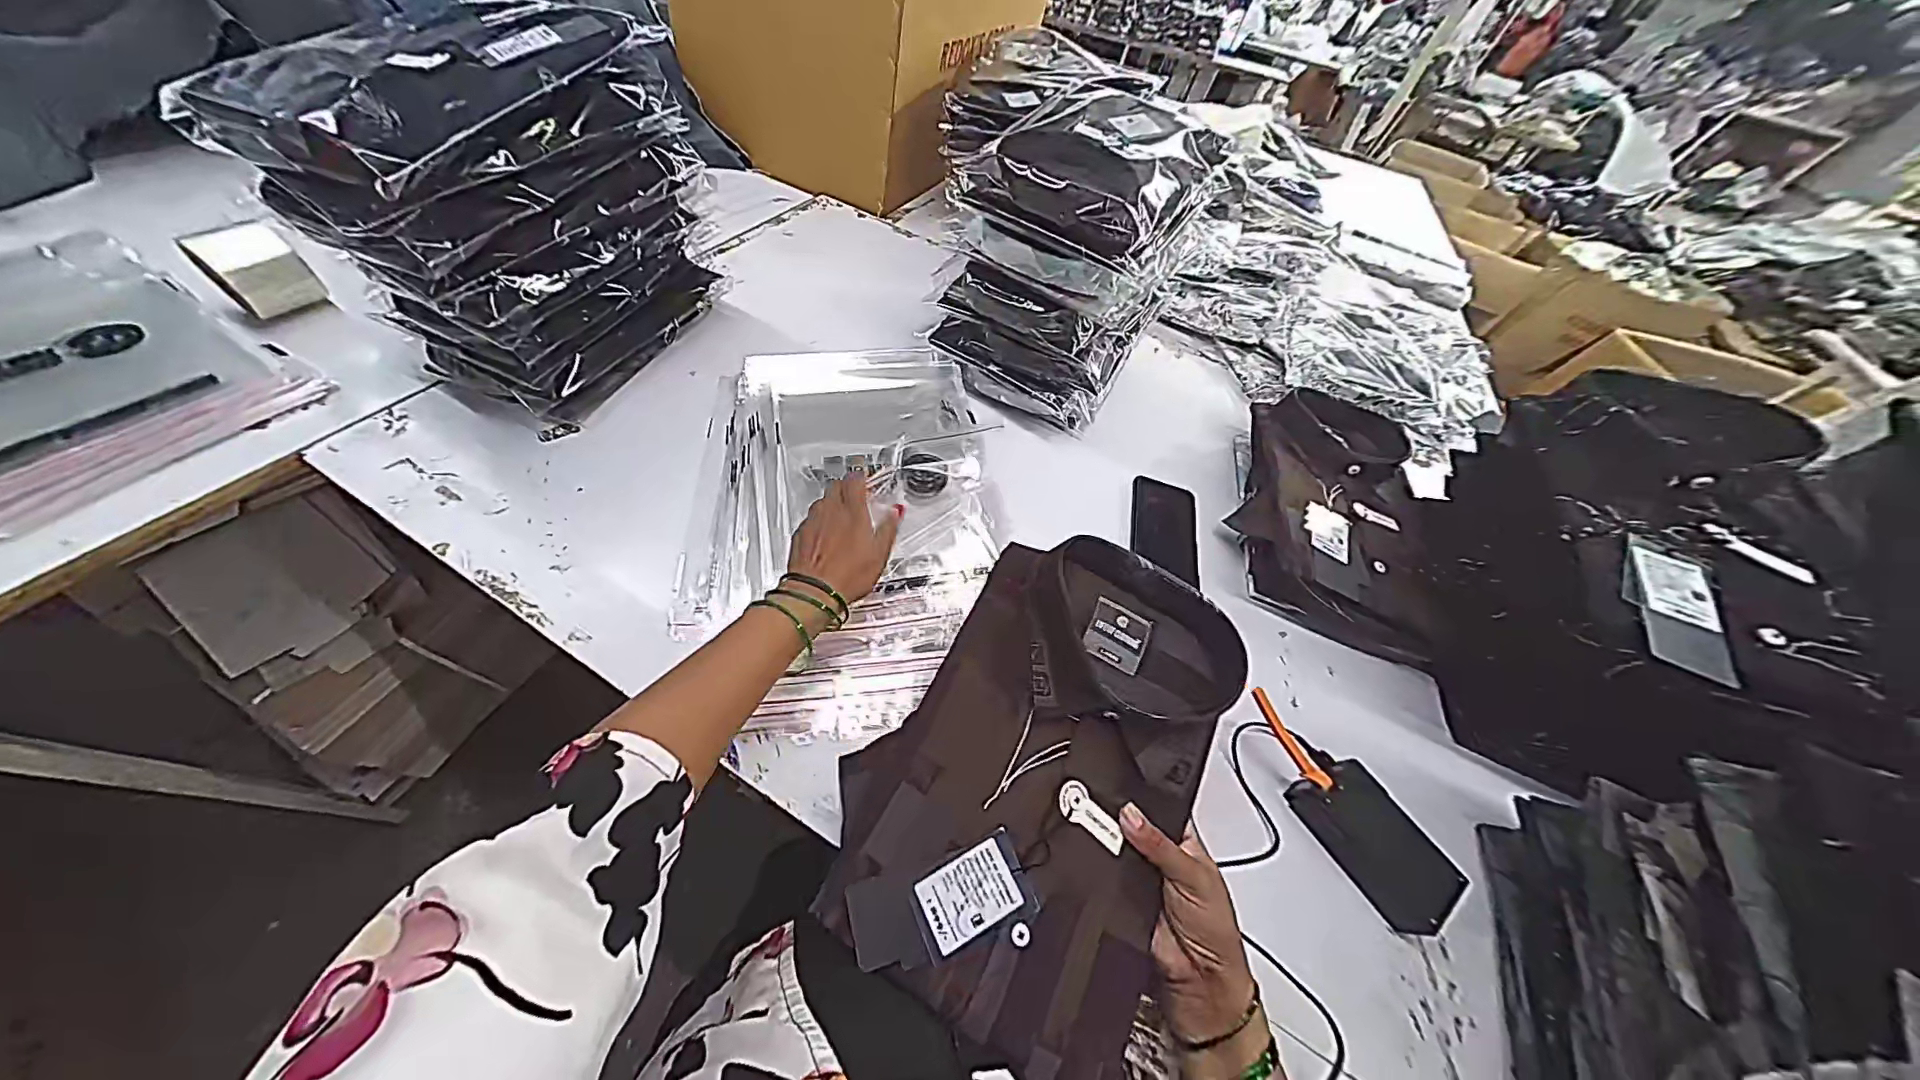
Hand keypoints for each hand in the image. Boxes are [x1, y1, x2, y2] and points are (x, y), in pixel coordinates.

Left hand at [786, 473, 901, 606]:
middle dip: (845, 487)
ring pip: (822, 502)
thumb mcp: (880, 553)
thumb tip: (896, 513)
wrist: (814, 592)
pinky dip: (819, 522)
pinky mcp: (800, 534)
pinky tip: (826, 536)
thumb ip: (888, 528)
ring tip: (842, 517)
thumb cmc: (846, 576)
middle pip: (836, 486)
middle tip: (854, 494)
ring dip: (832, 503)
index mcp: (852, 512)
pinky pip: (810, 519)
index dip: (860, 475)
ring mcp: (813, 521)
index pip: (855, 480)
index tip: (864, 476)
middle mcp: (830, 511)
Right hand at [1120, 804, 1257, 1045]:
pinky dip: (1098, 872)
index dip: (1141, 800)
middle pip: (1129, 827)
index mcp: (1182, 843)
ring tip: (1106, 843)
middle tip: (1110, 818)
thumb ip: (1162, 846)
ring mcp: (1136, 878)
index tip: (1122, 792)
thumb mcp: (1195, 878)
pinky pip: (1102, 877)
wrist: (1200, 985)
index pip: (1157, 810)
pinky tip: (1099, 867)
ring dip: (1107, 847)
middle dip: (1119, 823)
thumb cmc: (1216, 932)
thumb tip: (1132, 815)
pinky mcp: (1118, 896)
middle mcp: (1157, 857)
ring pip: (1113, 850)